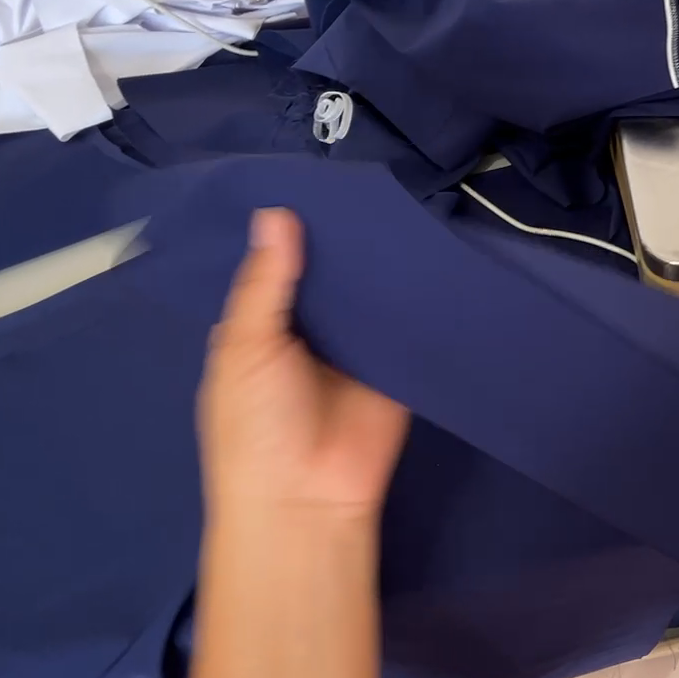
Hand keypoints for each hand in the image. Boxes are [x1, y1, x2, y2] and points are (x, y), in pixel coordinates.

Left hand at [199, 208, 410, 521]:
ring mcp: (358, 343)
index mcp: (264, 325)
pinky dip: (417, 294)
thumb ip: (265, 285)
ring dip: (383, 263)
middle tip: (373, 185)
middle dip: (346, 241)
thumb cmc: (257, 423)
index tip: (317, 182)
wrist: (311, 495)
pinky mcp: (398, 358)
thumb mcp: (246, 349)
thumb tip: (277, 213)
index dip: (292, 231)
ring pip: (370, 292)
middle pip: (330, 275)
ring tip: (406, 206)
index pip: (278, 266)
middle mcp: (312, 328)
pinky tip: (432, 254)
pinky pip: (407, 320)